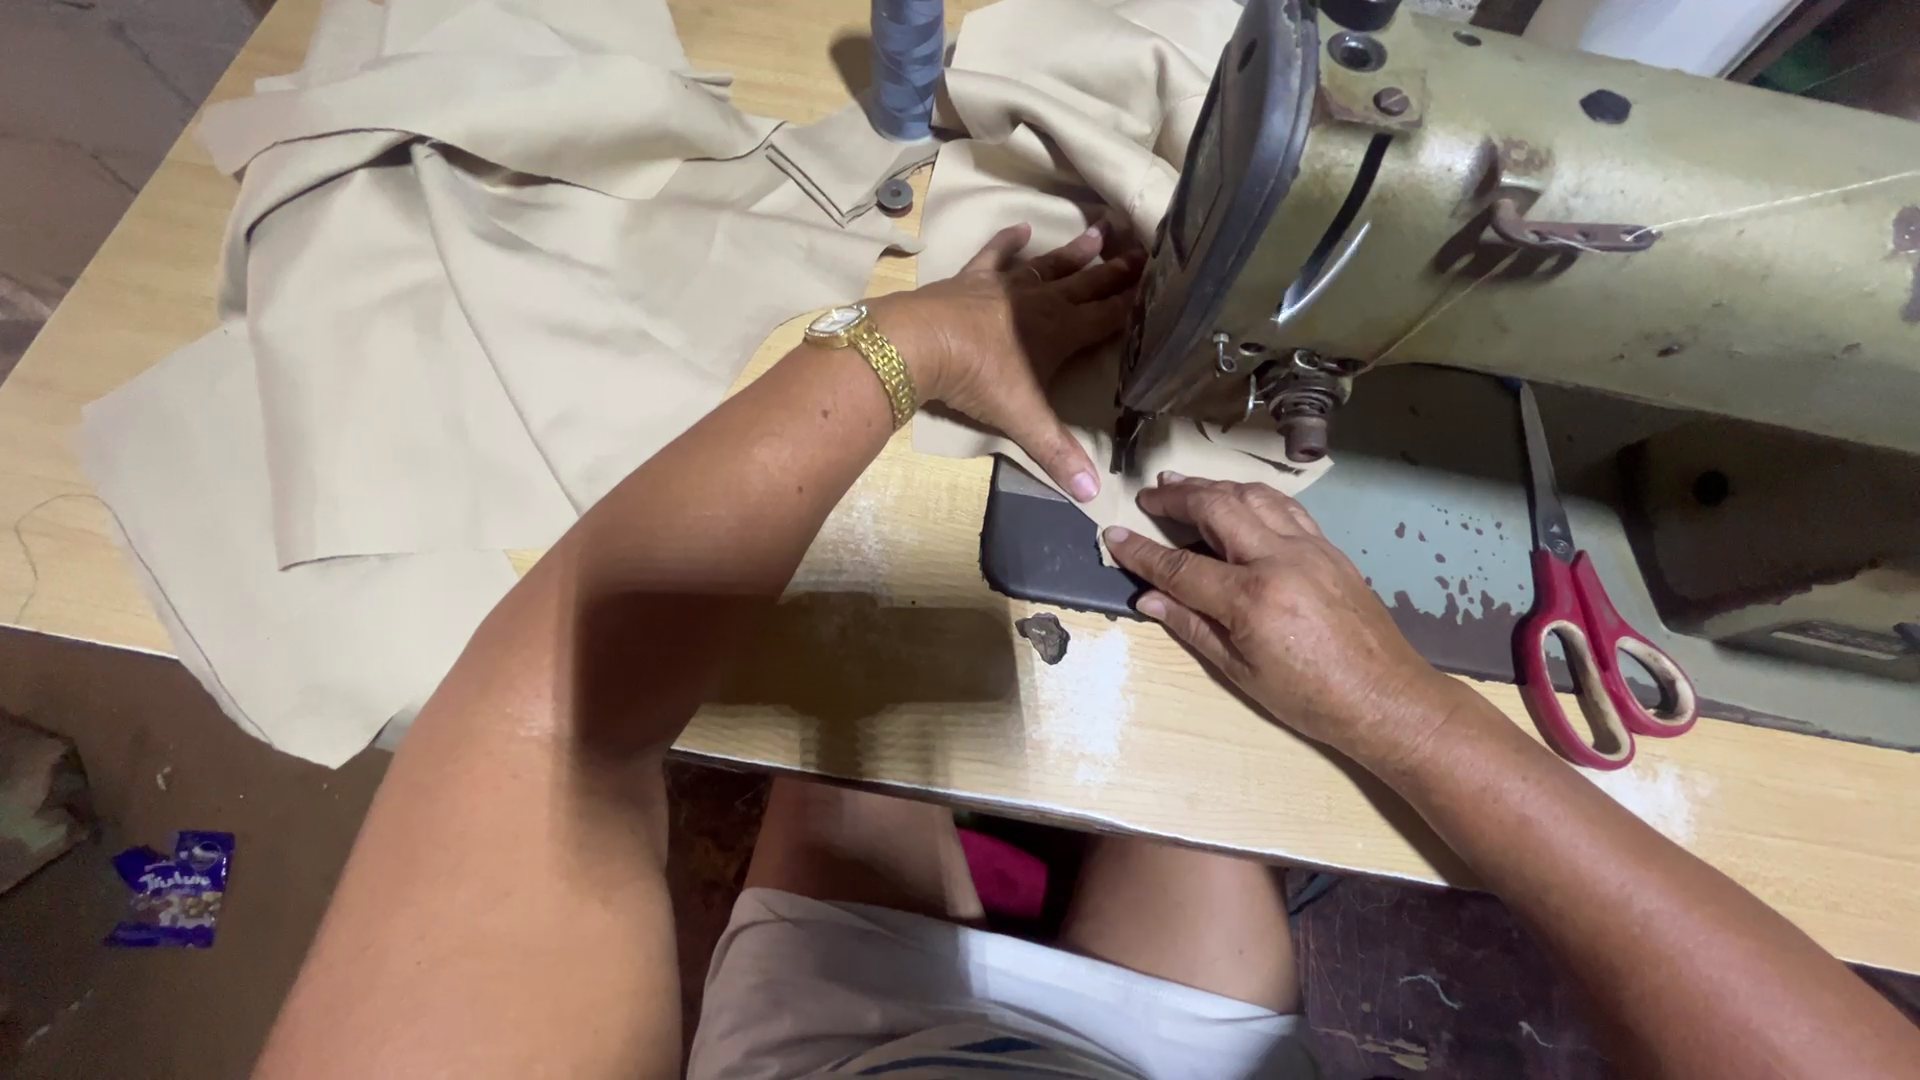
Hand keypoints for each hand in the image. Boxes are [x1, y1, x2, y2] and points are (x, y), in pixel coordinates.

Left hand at [869, 222, 1141, 502]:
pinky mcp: (971, 279)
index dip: (1132, 305)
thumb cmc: (979, 380)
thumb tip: (1093, 495)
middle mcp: (1039, 302)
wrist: (922, 344)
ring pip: (1048, 266)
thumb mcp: (1023, 421)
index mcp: (1060, 332)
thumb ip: (1057, 454)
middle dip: (1113, 273)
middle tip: (1139, 253)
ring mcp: (1004, 287)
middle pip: (1085, 286)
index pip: (1105, 317)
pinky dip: (1008, 242)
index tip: (1158, 287)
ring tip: (1099, 232)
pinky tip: (1021, 227)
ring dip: (1073, 253)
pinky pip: (994, 255)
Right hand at [1104, 474, 1473, 773]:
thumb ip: (1191, 626)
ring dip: (1213, 486)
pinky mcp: (1329, 548)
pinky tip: (1236, 498)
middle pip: (1217, 508)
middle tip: (1149, 495)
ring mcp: (1310, 548)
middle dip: (1176, 497)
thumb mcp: (1239, 671)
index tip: (1114, 535)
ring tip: (1183, 484)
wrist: (1386, 698)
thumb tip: (1149, 597)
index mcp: (1252, 600)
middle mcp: (1280, 561)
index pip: (1181, 566)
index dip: (1141, 552)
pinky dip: (1251, 496)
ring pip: (1253, 496)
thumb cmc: (1309, 698)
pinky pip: (1284, 507)